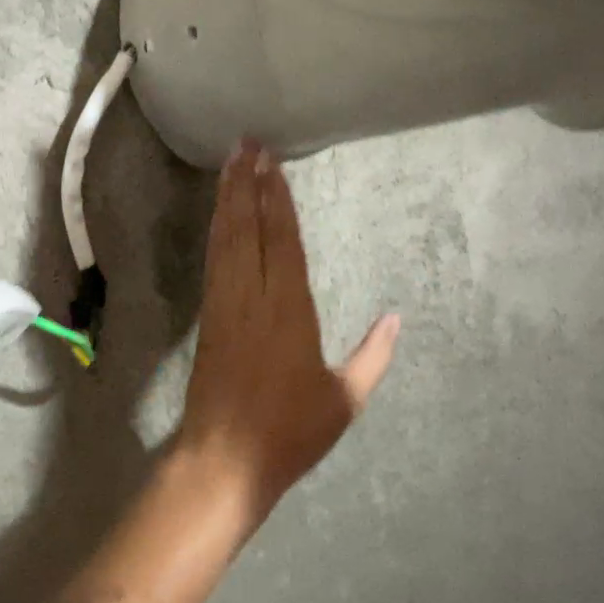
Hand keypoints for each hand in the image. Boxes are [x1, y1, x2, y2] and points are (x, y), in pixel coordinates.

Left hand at [173, 143, 399, 511]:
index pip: (282, 241)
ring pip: (224, 241)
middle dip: (245, 184)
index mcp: (289, 311)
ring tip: (228, 165)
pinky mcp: (207, 319)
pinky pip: (212, 264)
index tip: (270, 164)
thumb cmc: (289, 432)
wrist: (225, 459)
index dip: (276, 199)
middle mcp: (253, 298)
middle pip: (247, 229)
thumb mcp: (344, 400)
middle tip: (245, 144)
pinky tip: (217, 217)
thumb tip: (396, 318)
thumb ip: (372, 356)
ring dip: (226, 201)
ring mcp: (224, 306)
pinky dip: (216, 233)